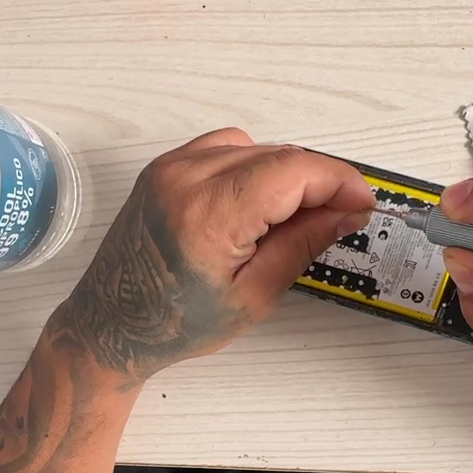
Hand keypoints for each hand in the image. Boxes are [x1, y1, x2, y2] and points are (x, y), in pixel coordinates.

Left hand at [55, 129, 373, 384]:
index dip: (337, 181)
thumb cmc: (173, 324)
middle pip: (276, 155)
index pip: (291, 171)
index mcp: (206, 216)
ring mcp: (168, 169)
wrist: (110, 325)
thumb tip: (346, 211)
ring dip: (284, 174)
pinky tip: (256, 203)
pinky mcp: (162, 169)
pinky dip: (252, 167)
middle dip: (317, 181)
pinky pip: (223, 148)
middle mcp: (183, 180)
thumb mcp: (252, 297)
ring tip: (293, 218)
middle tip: (338, 215)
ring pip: (253, 147)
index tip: (361, 202)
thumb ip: (301, 245)